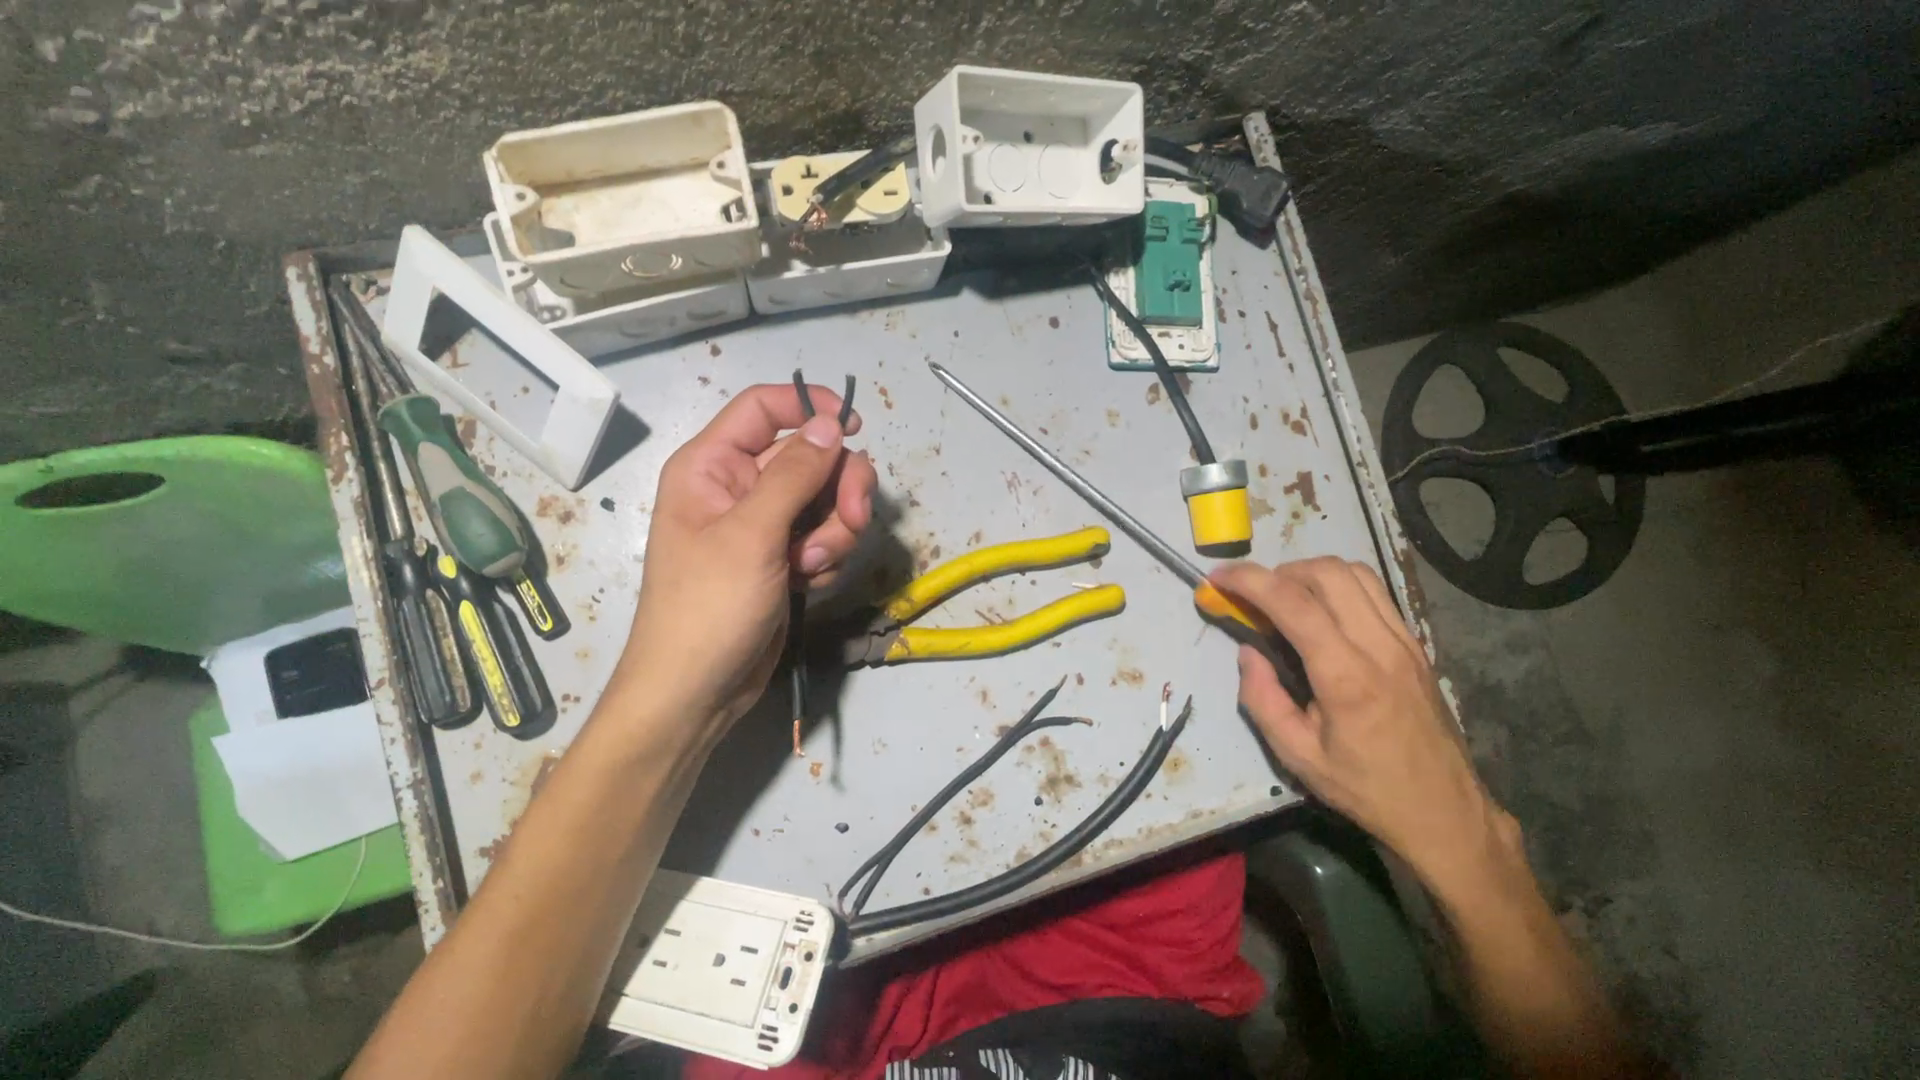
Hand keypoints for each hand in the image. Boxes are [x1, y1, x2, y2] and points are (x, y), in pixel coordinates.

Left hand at [618, 384, 877, 735]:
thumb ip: (794, 473)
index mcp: (711, 465)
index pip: (764, 408)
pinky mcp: (782, 558)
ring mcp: (762, 525)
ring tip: (812, 567)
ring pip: (825, 499)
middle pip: (810, 455)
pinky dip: (827, 558)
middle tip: (855, 518)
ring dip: (834, 530)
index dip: (812, 409)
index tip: (858, 429)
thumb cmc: (708, 607)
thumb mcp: (751, 535)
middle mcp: (737, 486)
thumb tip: (831, 424)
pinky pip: (823, 536)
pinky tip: (809, 585)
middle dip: (838, 488)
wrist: (696, 691)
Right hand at [1211, 558, 1514, 884]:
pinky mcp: (1416, 644)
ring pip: (1355, 573)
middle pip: (1327, 573)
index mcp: (1346, 677)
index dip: (1250, 581)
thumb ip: (1262, 699)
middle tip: (1254, 596)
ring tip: (1286, 600)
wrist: (1443, 810)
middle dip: (1280, 571)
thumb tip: (1247, 652)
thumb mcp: (1297, 756)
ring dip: (1311, 574)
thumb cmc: (1365, 788)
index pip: (1294, 603)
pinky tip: (1322, 613)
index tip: (1219, 577)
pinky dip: (1339, 587)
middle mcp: (1380, 646)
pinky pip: (1375, 592)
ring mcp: (1404, 641)